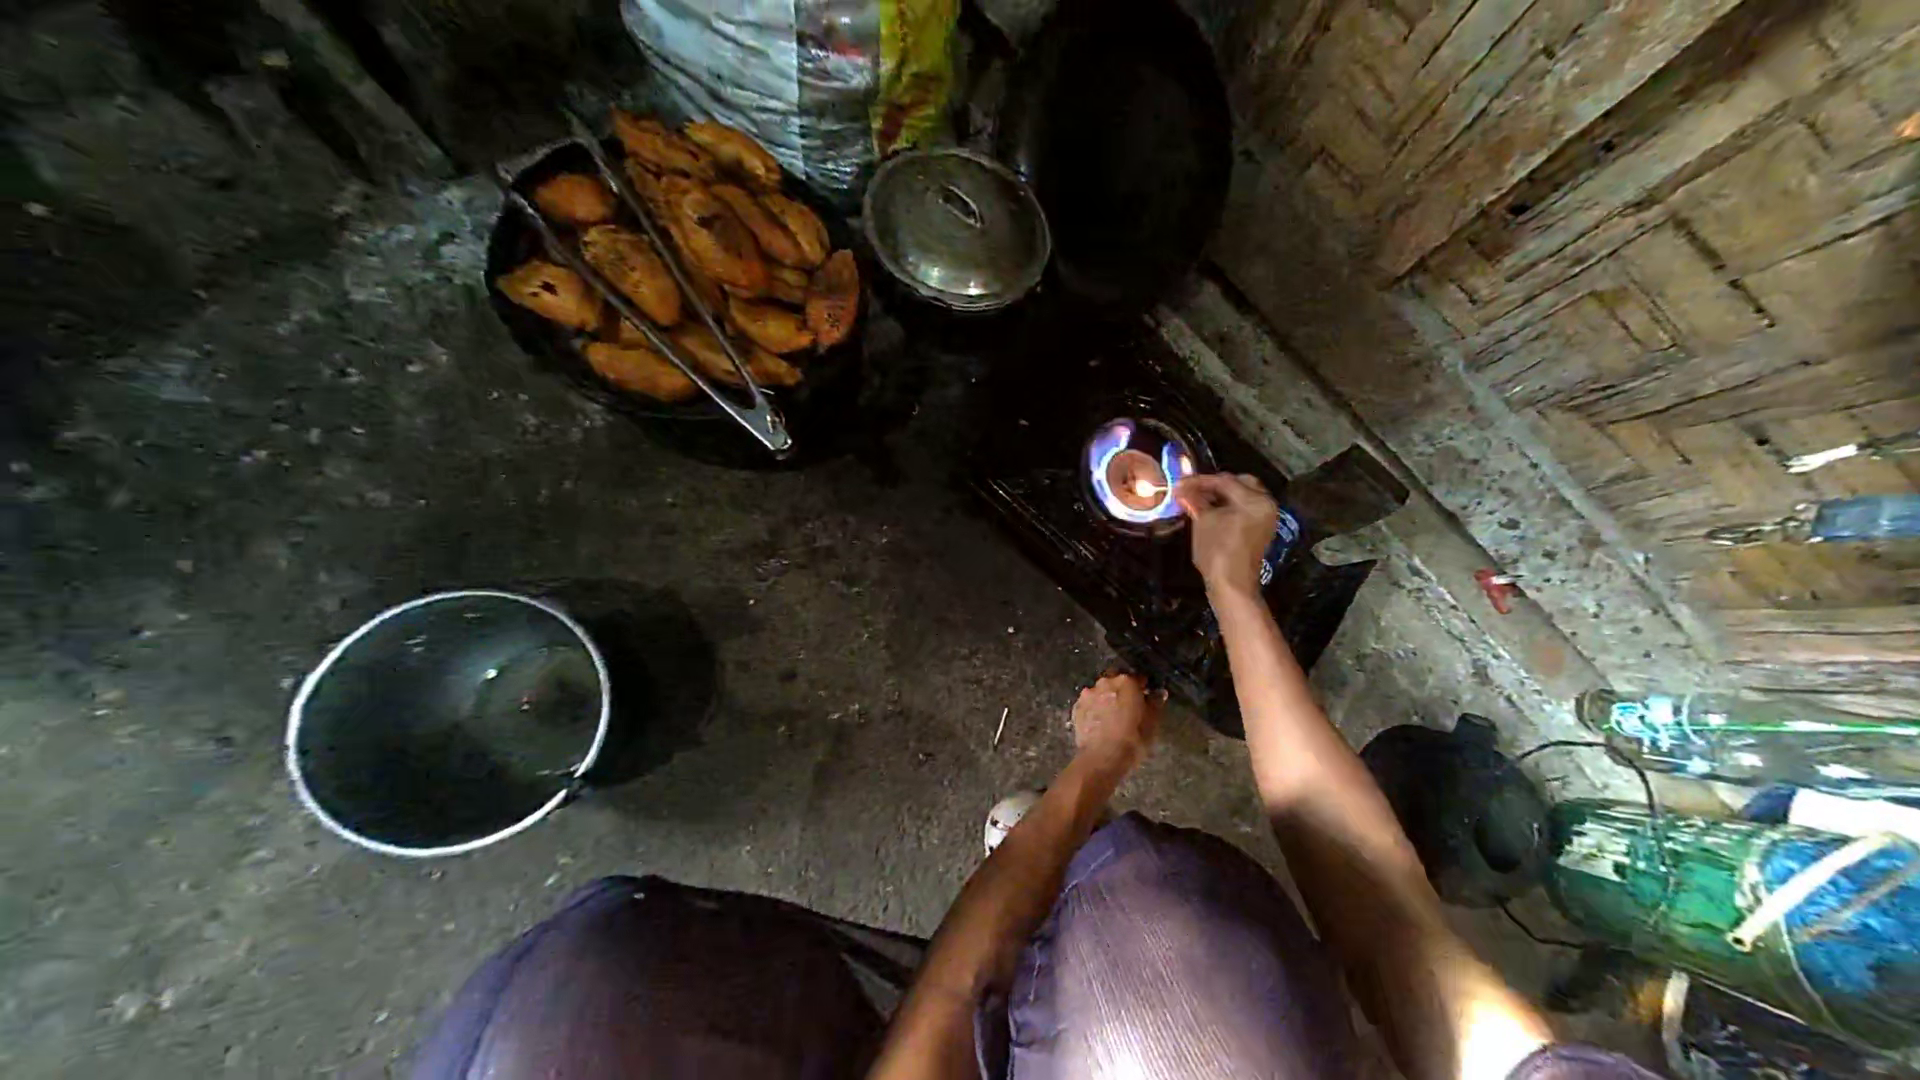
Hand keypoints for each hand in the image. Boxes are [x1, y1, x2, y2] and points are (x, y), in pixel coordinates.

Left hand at [1072, 672, 1161, 768]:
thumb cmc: (1133, 739)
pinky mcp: (1076, 708)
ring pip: (1100, 691)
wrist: (1102, 757)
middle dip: (1122, 689)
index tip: (1145, 697)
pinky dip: (1095, 709)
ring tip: (1112, 715)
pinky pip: (1089, 704)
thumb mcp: (1152, 723)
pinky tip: (1099, 721)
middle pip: (1116, 681)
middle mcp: (1105, 682)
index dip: (1143, 687)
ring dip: (1106, 698)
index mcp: (1126, 682)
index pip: (1138, 678)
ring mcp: (1088, 694)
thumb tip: (1158, 693)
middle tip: (1128, 705)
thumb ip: (1155, 704)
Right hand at [1175, 473, 1277, 598]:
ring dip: (1220, 495)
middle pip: (1239, 483)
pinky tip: (1209, 509)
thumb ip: (1195, 500)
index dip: (1199, 481)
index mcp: (1254, 500)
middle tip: (1192, 488)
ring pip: (1242, 496)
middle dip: (1214, 484)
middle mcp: (1265, 504)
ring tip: (1197, 498)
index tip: (1179, 483)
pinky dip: (1228, 506)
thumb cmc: (1217, 550)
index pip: (1225, 481)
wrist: (1231, 584)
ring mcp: (1265, 517)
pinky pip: (1244, 508)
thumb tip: (1182, 489)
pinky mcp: (1259, 529)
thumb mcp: (1203, 521)